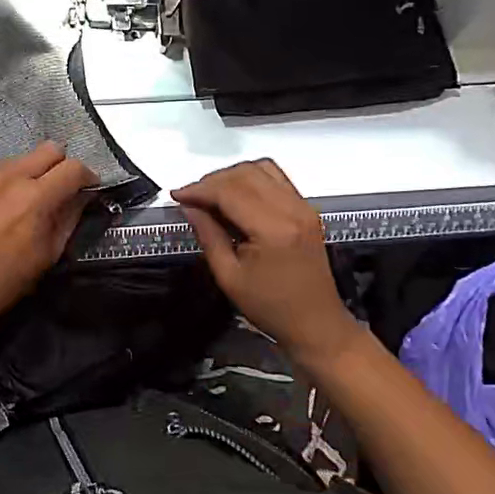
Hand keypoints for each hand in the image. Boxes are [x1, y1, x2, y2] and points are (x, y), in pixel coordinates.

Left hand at [0, 142, 95, 330]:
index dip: (87, 177)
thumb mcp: (45, 257)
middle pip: (48, 149)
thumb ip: (67, 220)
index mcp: (35, 198)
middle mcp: (8, 177)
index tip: (86, 189)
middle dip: (58, 166)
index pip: (74, 168)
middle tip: (55, 190)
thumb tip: (81, 198)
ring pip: (16, 160)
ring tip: (16, 203)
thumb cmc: (0, 282)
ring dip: (25, 176)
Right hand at [173, 160, 360, 365]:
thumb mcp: (229, 276)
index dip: (199, 189)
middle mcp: (292, 210)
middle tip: (192, 198)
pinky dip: (251, 178)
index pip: (229, 191)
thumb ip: (208, 235)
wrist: (317, 324)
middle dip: (212, 181)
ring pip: (260, 169)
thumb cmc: (270, 307)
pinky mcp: (306, 209)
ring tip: (212, 195)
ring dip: (231, 176)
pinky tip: (236, 195)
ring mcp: (303, 207)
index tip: (177, 196)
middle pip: (244, 174)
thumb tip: (188, 207)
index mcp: (273, 230)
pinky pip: (275, 177)